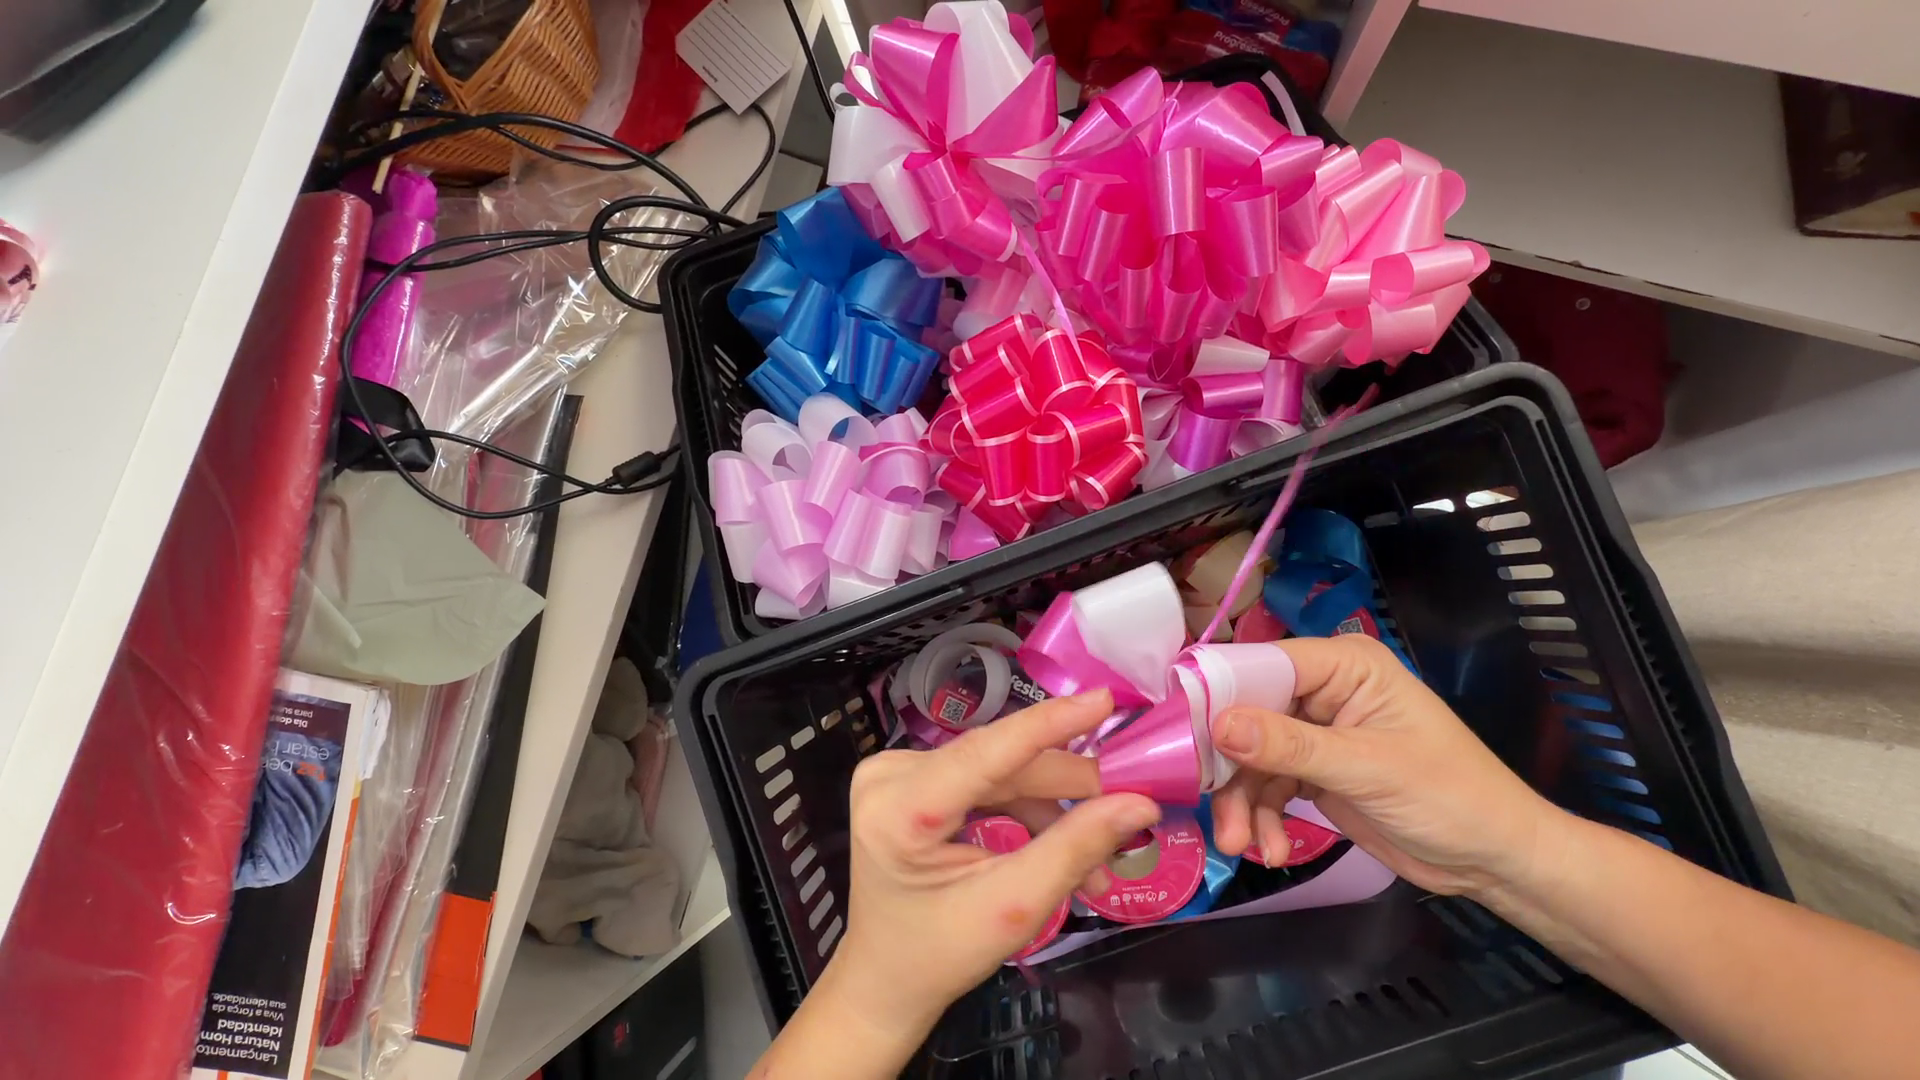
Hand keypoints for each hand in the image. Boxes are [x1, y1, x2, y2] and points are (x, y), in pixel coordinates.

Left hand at [824, 690, 1160, 1045]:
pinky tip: (1062, 842)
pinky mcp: (911, 780)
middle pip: (1000, 764)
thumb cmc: (939, 953)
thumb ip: (1074, 849)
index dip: (1049, 723)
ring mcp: (896, 773)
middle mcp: (890, 775)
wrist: (886, 977)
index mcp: (900, 810)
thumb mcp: (1013, 908)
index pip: (986, 752)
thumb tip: (1139, 804)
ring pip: (999, 771)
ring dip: (1052, 806)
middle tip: (1132, 803)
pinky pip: (985, 780)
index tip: (1103, 700)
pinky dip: (1027, 808)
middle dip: (1067, 788)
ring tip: (1098, 860)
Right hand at [1209, 635, 1561, 897]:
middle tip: (1214, 809)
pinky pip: (1265, 785)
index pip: (1261, 665)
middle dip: (1229, 767)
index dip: (1219, 696)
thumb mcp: (1367, 768)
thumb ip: (1289, 746)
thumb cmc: (1449, 797)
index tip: (1179, 734)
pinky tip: (1272, 848)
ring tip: (1242, 846)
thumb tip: (1218, 725)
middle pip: (1246, 715)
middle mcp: (1321, 691)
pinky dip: (1261, 817)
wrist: (1495, 861)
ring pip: (1249, 757)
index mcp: (1342, 666)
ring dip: (1242, 803)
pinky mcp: (1311, 770)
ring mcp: (1314, 732)